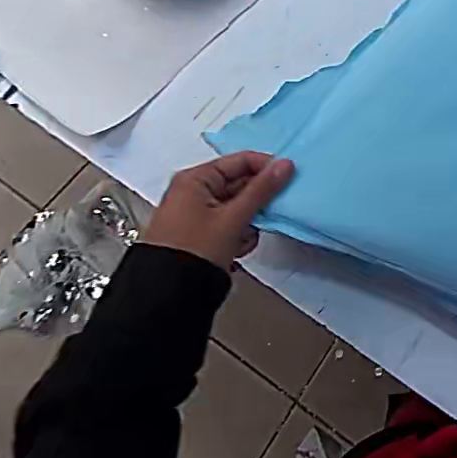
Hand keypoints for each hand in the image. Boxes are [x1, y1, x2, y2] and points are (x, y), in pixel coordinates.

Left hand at [140, 152, 294, 267]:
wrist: (167, 296)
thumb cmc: (196, 249)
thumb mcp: (234, 217)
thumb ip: (263, 189)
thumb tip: (287, 164)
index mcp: (196, 179)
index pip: (241, 160)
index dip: (267, 167)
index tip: (289, 179)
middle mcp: (194, 192)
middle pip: (241, 183)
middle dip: (258, 201)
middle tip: (273, 210)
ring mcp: (197, 213)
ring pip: (238, 206)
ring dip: (250, 220)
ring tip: (246, 235)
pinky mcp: (202, 233)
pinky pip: (230, 222)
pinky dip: (239, 233)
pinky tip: (238, 247)